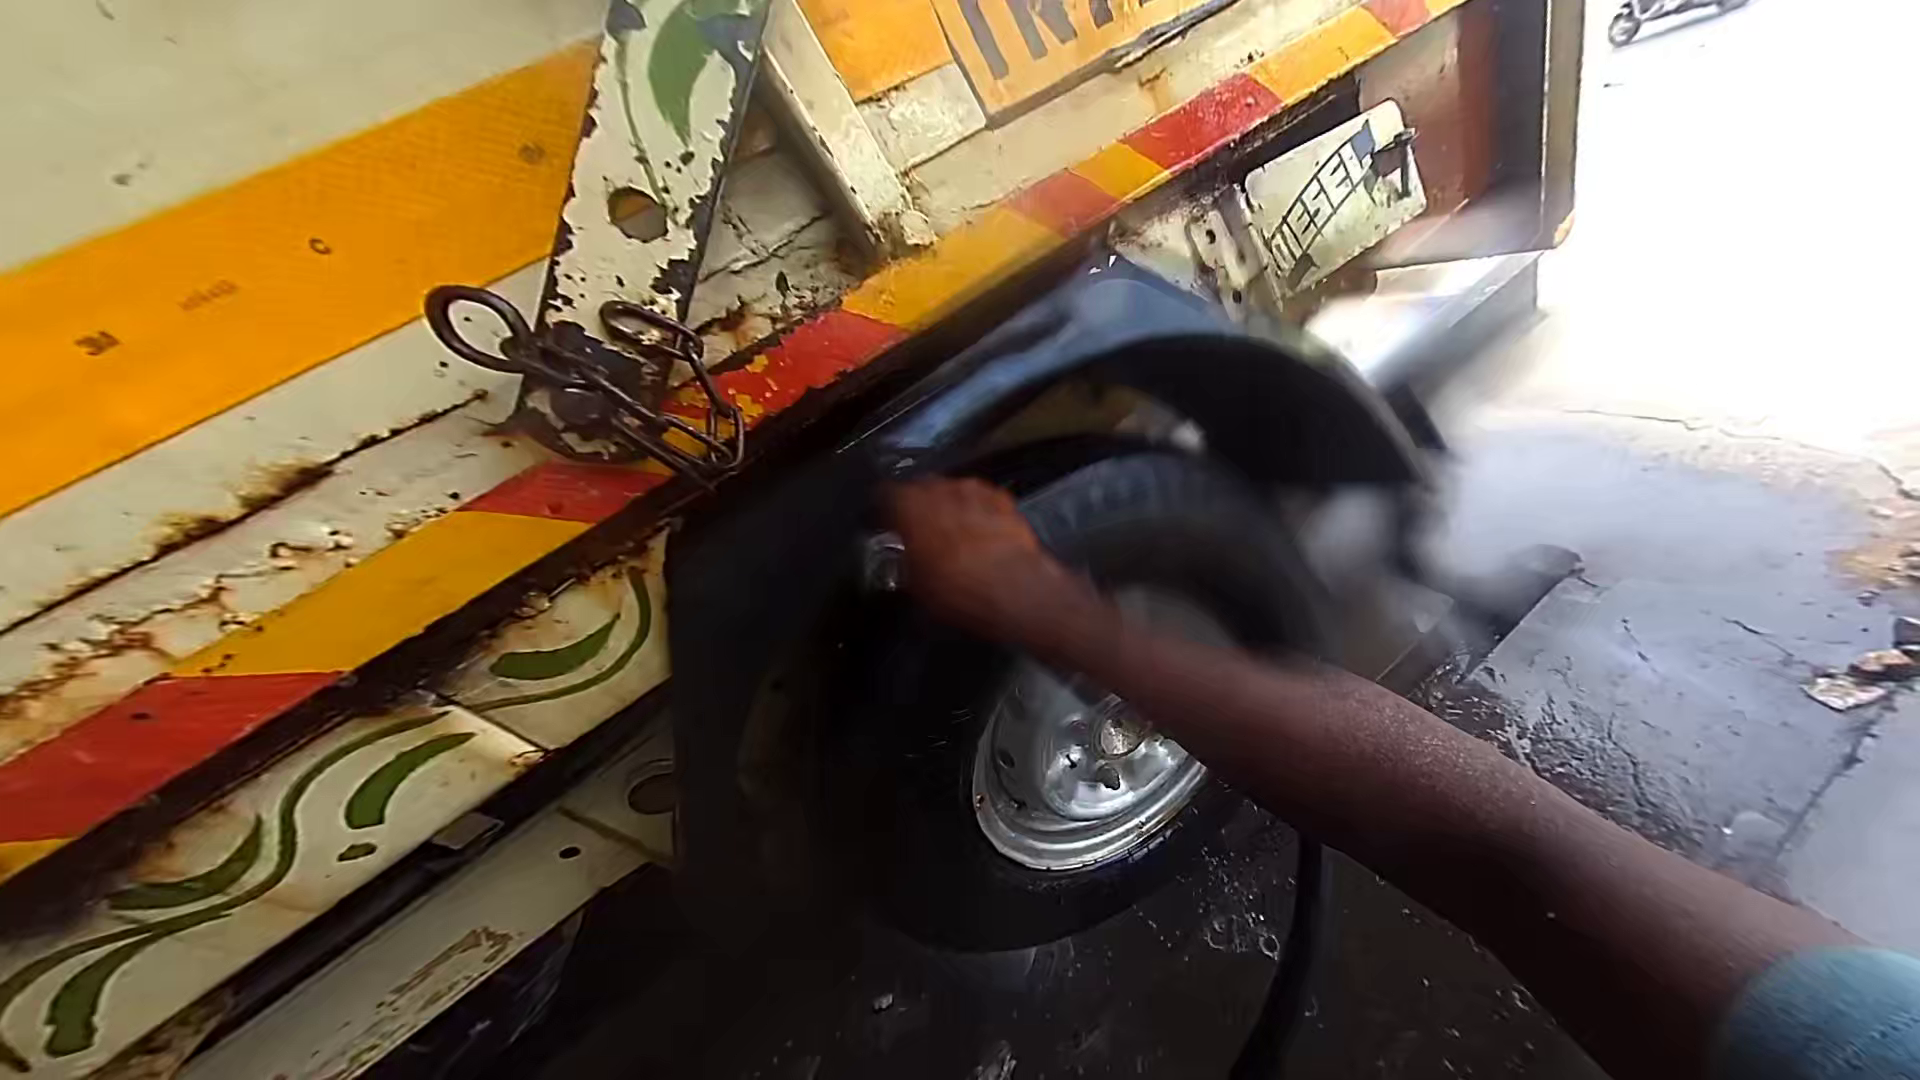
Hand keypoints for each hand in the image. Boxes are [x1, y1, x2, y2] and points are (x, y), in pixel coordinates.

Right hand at [884, 477, 1091, 643]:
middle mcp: (939, 487)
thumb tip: (906, 559)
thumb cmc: (955, 589)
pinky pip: (983, 499)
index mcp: (908, 504)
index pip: (886, 494)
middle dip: (921, 505)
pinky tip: (984, 532)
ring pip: (954, 491)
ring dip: (952, 506)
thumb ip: (906, 560)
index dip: (887, 511)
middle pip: (922, 487)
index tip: (888, 524)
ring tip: (956, 532)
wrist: (1013, 589)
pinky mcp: (1004, 497)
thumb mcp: (915, 584)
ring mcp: (974, 488)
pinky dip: (979, 511)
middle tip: (922, 529)